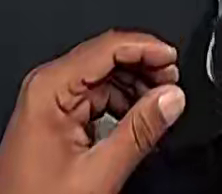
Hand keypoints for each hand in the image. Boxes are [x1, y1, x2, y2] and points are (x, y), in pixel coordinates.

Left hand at [0, 30, 185, 193]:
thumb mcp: (96, 175)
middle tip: (171, 83)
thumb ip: (140, 130)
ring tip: (159, 104)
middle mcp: (47, 86)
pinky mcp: (55, 117)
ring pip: (105, 75)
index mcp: (50, 87)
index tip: (174, 60)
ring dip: (136, 86)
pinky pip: (96, 95)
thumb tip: (172, 96)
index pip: (109, 46)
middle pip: (108, 56)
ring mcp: (49, 101)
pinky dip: (121, 102)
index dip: (147, 48)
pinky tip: (138, 118)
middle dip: (144, 67)